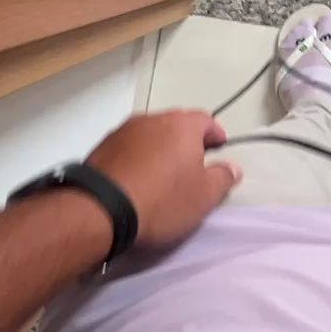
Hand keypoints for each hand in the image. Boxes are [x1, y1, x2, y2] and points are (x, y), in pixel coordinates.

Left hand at [84, 110, 239, 250]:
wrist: (98, 212)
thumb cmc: (161, 199)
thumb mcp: (204, 196)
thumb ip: (223, 177)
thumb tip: (233, 167)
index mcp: (182, 124)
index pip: (207, 121)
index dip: (216, 135)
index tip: (220, 150)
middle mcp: (153, 119)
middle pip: (177, 125)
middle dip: (187, 141)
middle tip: (192, 165)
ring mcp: (123, 131)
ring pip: (150, 135)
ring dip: (159, 149)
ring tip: (161, 175)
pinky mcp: (100, 147)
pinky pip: (128, 149)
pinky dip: (136, 159)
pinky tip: (135, 181)